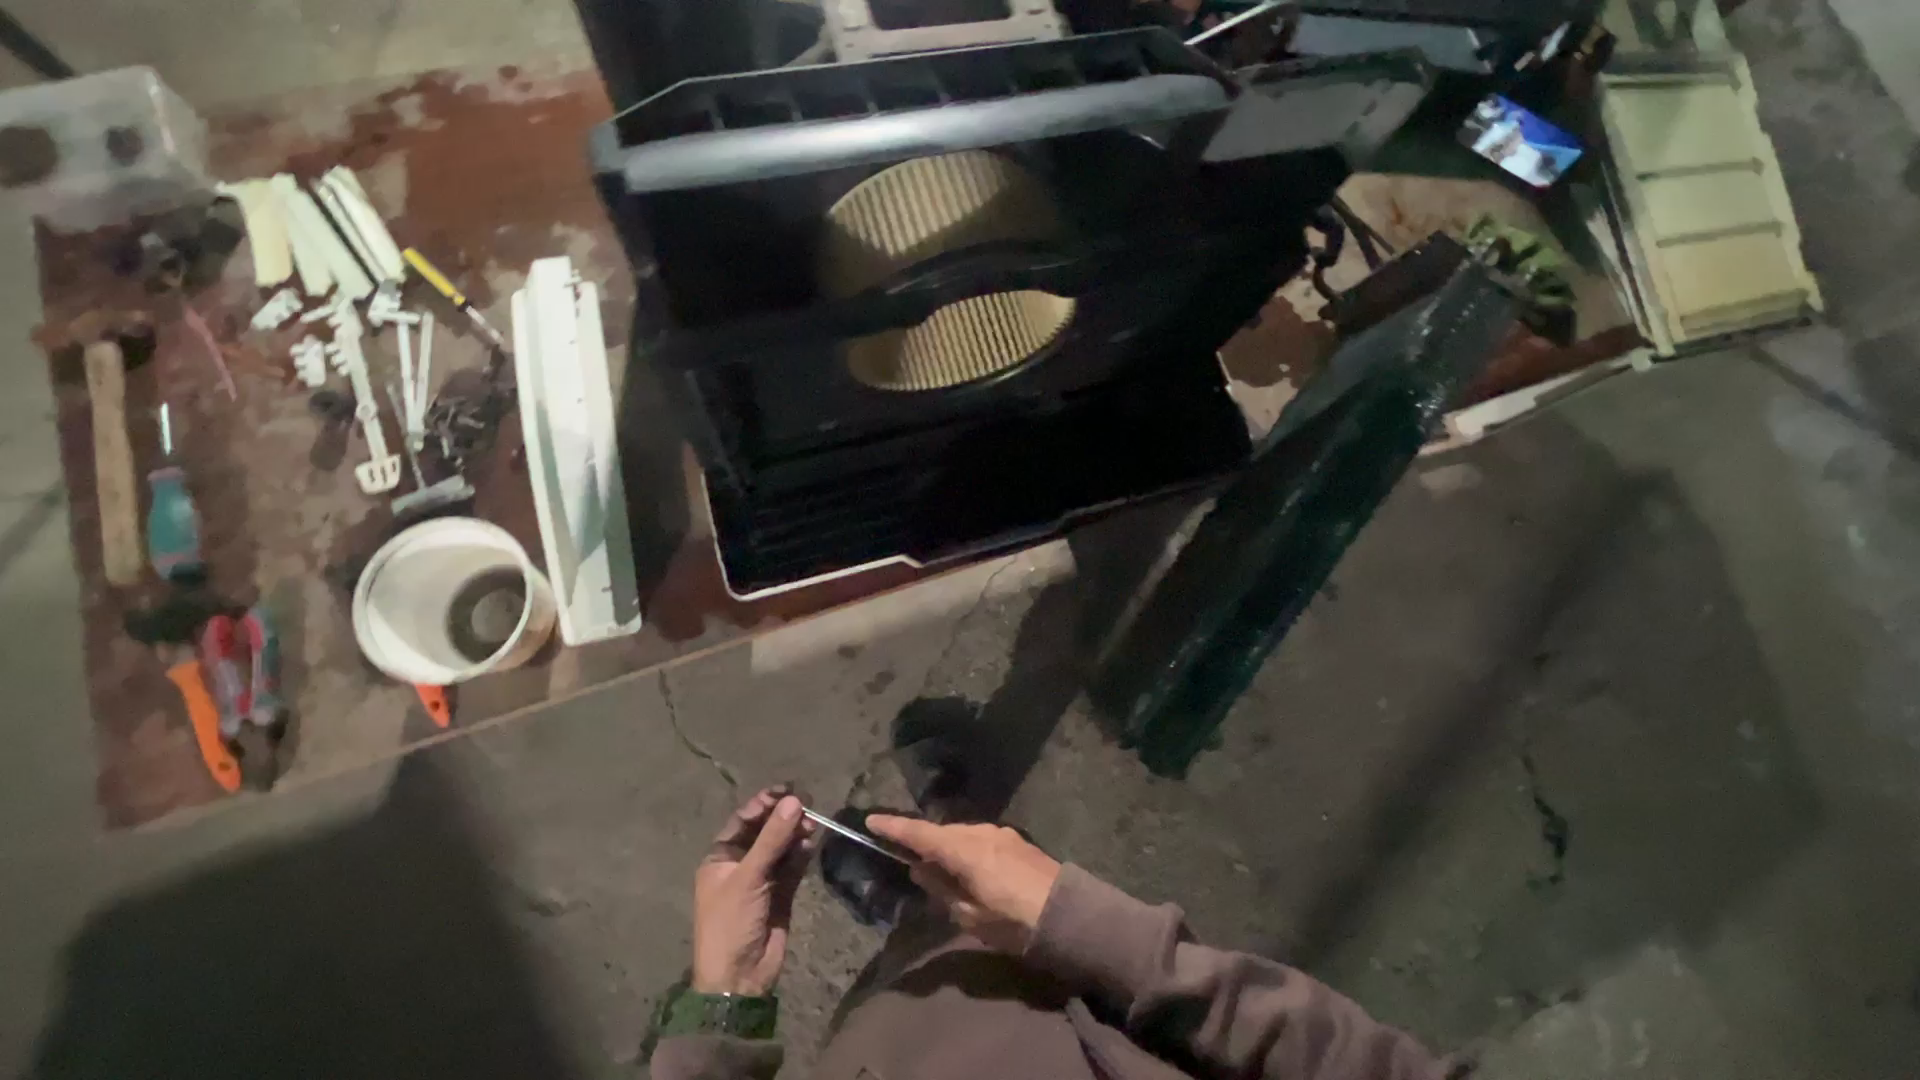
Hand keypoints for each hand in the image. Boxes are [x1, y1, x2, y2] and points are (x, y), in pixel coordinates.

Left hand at [692, 789, 816, 994]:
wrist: (739, 978)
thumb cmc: (731, 923)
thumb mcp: (748, 878)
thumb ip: (772, 839)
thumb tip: (795, 801)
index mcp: (721, 858)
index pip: (744, 820)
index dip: (764, 804)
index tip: (788, 790)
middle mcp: (741, 864)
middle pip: (765, 831)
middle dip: (784, 817)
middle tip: (807, 804)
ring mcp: (763, 879)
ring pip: (782, 847)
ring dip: (796, 833)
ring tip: (813, 822)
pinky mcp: (782, 893)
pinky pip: (793, 865)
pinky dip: (802, 853)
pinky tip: (812, 842)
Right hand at [865, 816, 1061, 952]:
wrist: (1068, 915)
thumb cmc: (1013, 922)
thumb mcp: (969, 916)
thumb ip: (941, 889)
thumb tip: (920, 870)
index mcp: (964, 850)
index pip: (920, 834)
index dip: (894, 828)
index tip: (871, 820)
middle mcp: (980, 833)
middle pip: (942, 833)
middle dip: (923, 843)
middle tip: (908, 859)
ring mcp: (1001, 834)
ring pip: (963, 836)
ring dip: (948, 848)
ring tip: (941, 872)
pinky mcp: (1017, 842)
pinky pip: (981, 841)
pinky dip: (968, 851)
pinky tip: (970, 871)